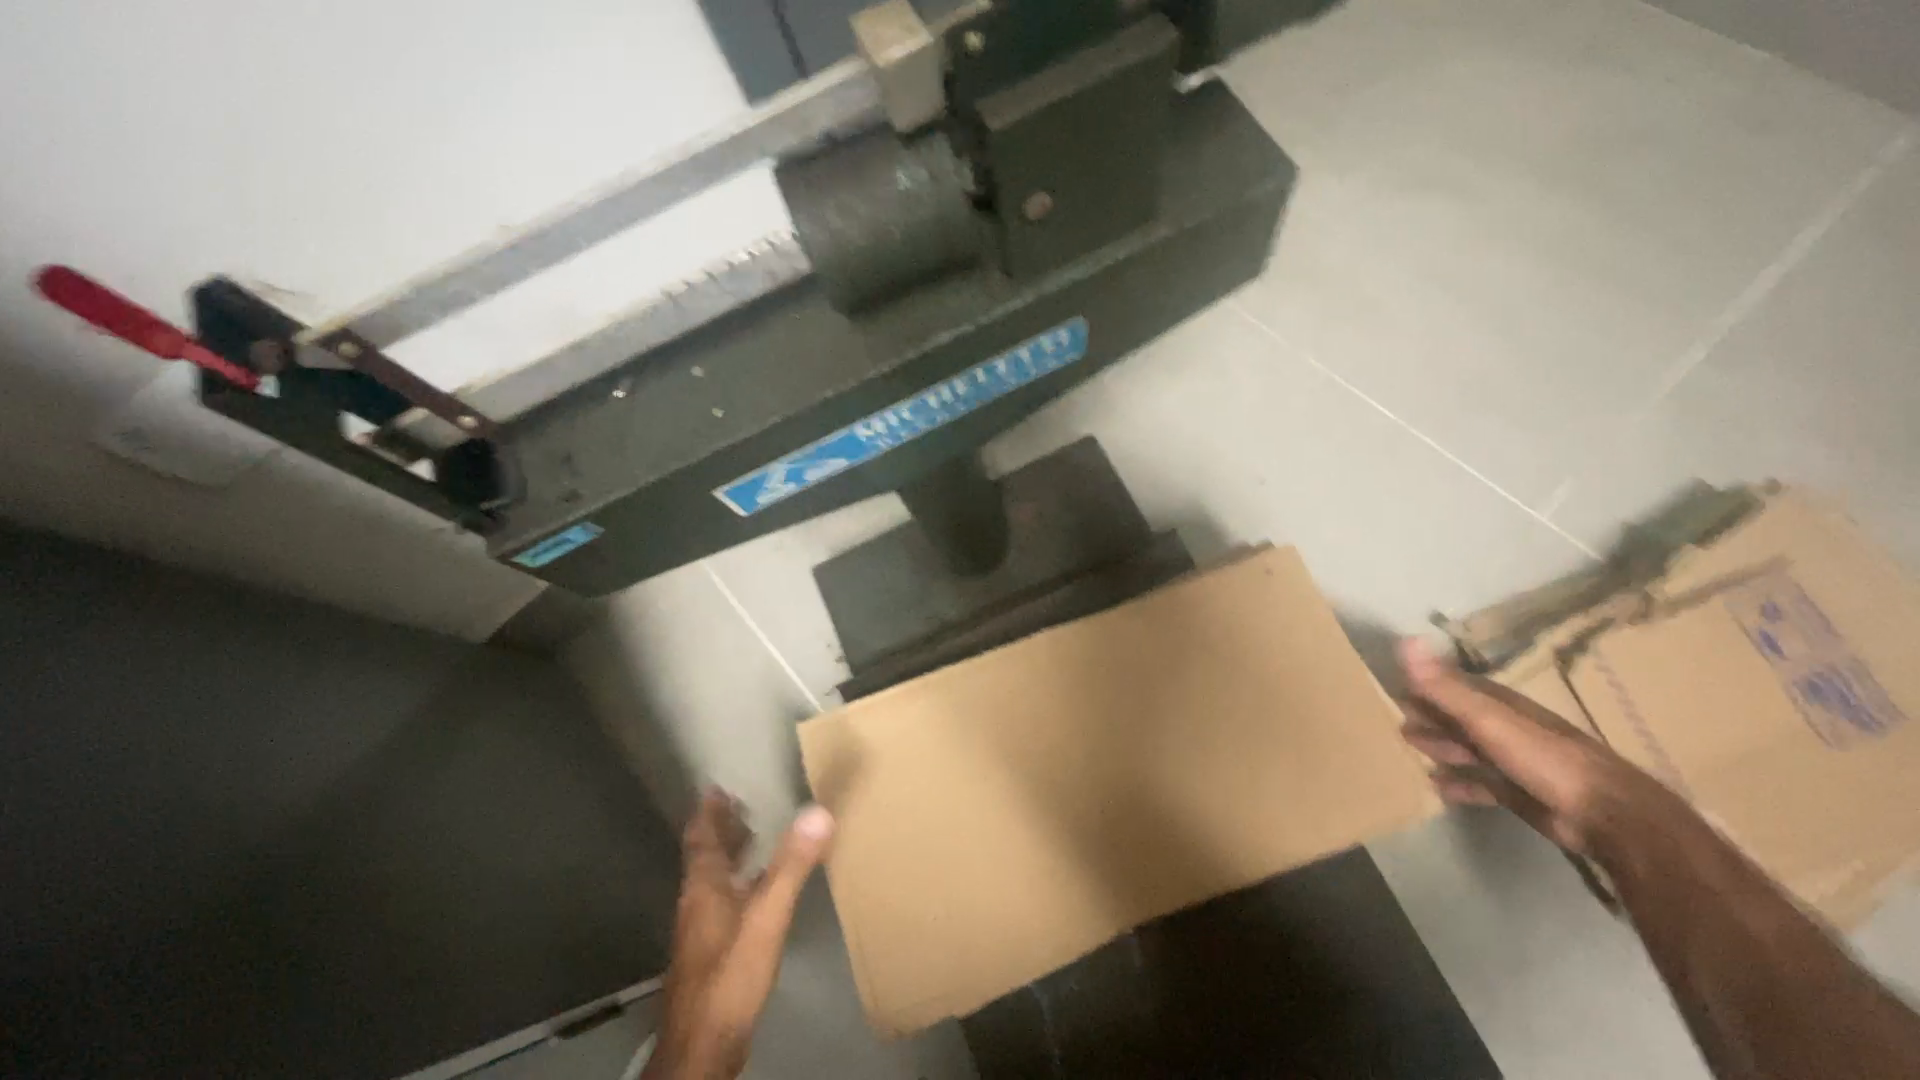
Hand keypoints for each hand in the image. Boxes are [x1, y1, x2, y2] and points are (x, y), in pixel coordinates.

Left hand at [644, 791, 835, 1079]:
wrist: (704, 1042)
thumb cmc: (732, 972)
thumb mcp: (768, 915)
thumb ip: (792, 865)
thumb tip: (818, 812)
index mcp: (704, 887)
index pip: (701, 838)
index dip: (709, 812)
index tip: (716, 788)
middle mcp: (696, 903)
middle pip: (704, 858)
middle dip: (719, 831)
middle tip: (738, 806)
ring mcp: (700, 931)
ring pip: (711, 882)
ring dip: (727, 858)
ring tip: (750, 841)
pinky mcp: (710, 955)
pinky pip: (721, 904)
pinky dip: (735, 886)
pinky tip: (753, 897)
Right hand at [1396, 638, 1685, 859]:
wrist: (1603, 813)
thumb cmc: (1543, 758)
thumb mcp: (1488, 718)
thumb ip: (1445, 686)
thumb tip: (1405, 640)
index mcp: (1498, 703)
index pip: (1451, 686)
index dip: (1421, 686)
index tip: (1389, 691)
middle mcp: (1504, 726)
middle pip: (1457, 718)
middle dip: (1428, 718)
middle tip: (1393, 724)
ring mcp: (1511, 760)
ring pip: (1466, 749)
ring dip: (1440, 749)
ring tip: (1409, 751)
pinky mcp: (1516, 791)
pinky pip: (1478, 784)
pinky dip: (1457, 784)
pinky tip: (1437, 788)